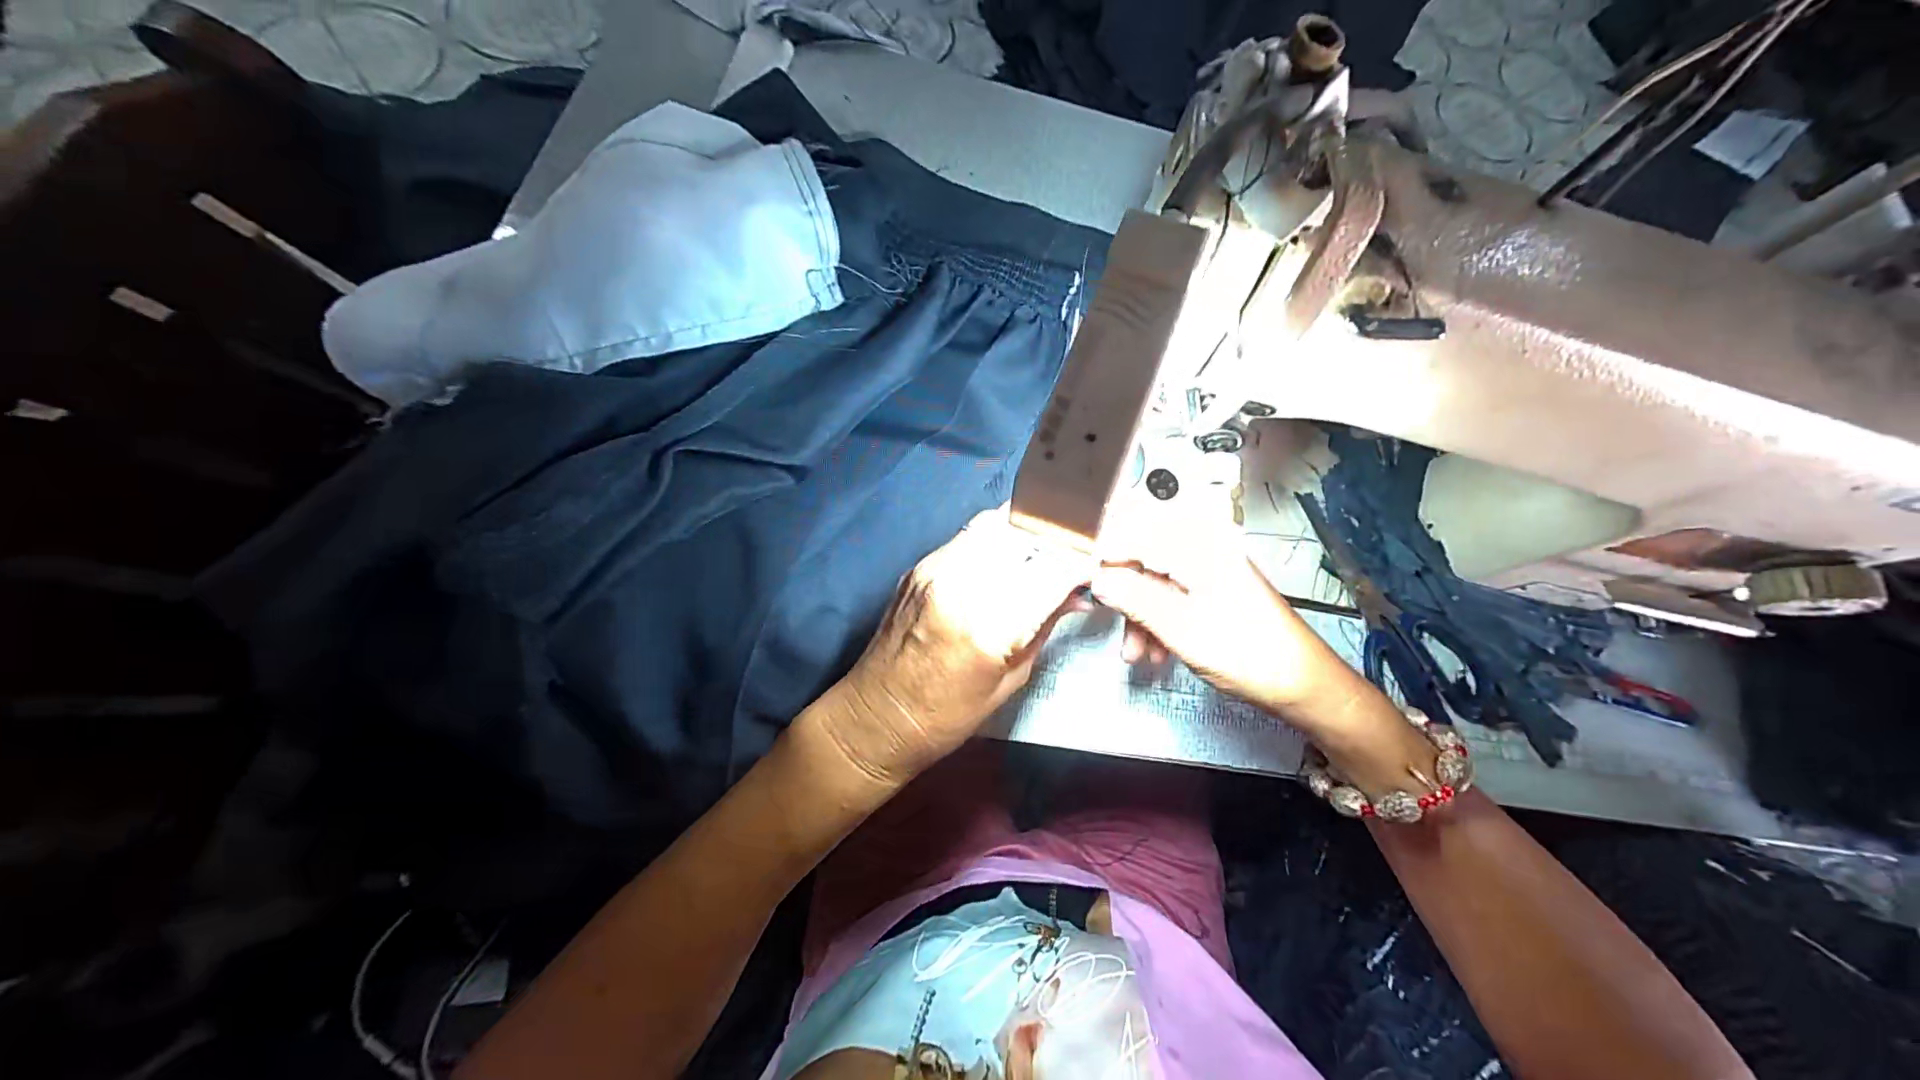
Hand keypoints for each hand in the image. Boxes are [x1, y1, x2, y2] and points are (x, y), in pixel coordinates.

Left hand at [820, 507, 1090, 787]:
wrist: (877, 715)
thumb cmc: (947, 716)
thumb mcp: (1009, 680)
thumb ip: (1044, 627)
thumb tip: (1078, 594)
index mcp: (988, 628)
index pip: (1051, 572)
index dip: (1081, 564)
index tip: (1095, 567)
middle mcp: (960, 587)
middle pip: (1025, 538)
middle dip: (1057, 542)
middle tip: (1074, 553)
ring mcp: (935, 570)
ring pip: (996, 526)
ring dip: (1028, 533)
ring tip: (1045, 549)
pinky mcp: (919, 566)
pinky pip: (969, 536)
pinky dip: (997, 537)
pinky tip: (1010, 553)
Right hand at [1087, 524, 1360, 721]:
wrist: (1300, 682)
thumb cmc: (1253, 653)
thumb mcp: (1180, 627)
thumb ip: (1135, 598)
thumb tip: (1100, 578)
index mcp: (1199, 547)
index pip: (1134, 533)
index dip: (1105, 559)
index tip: (1088, 584)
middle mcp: (1206, 549)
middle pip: (1143, 557)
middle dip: (1123, 593)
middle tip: (1111, 620)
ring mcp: (1211, 570)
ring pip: (1155, 580)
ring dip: (1139, 614)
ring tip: (1138, 650)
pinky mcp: (1214, 590)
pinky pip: (1172, 595)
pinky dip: (1158, 620)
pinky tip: (1157, 649)